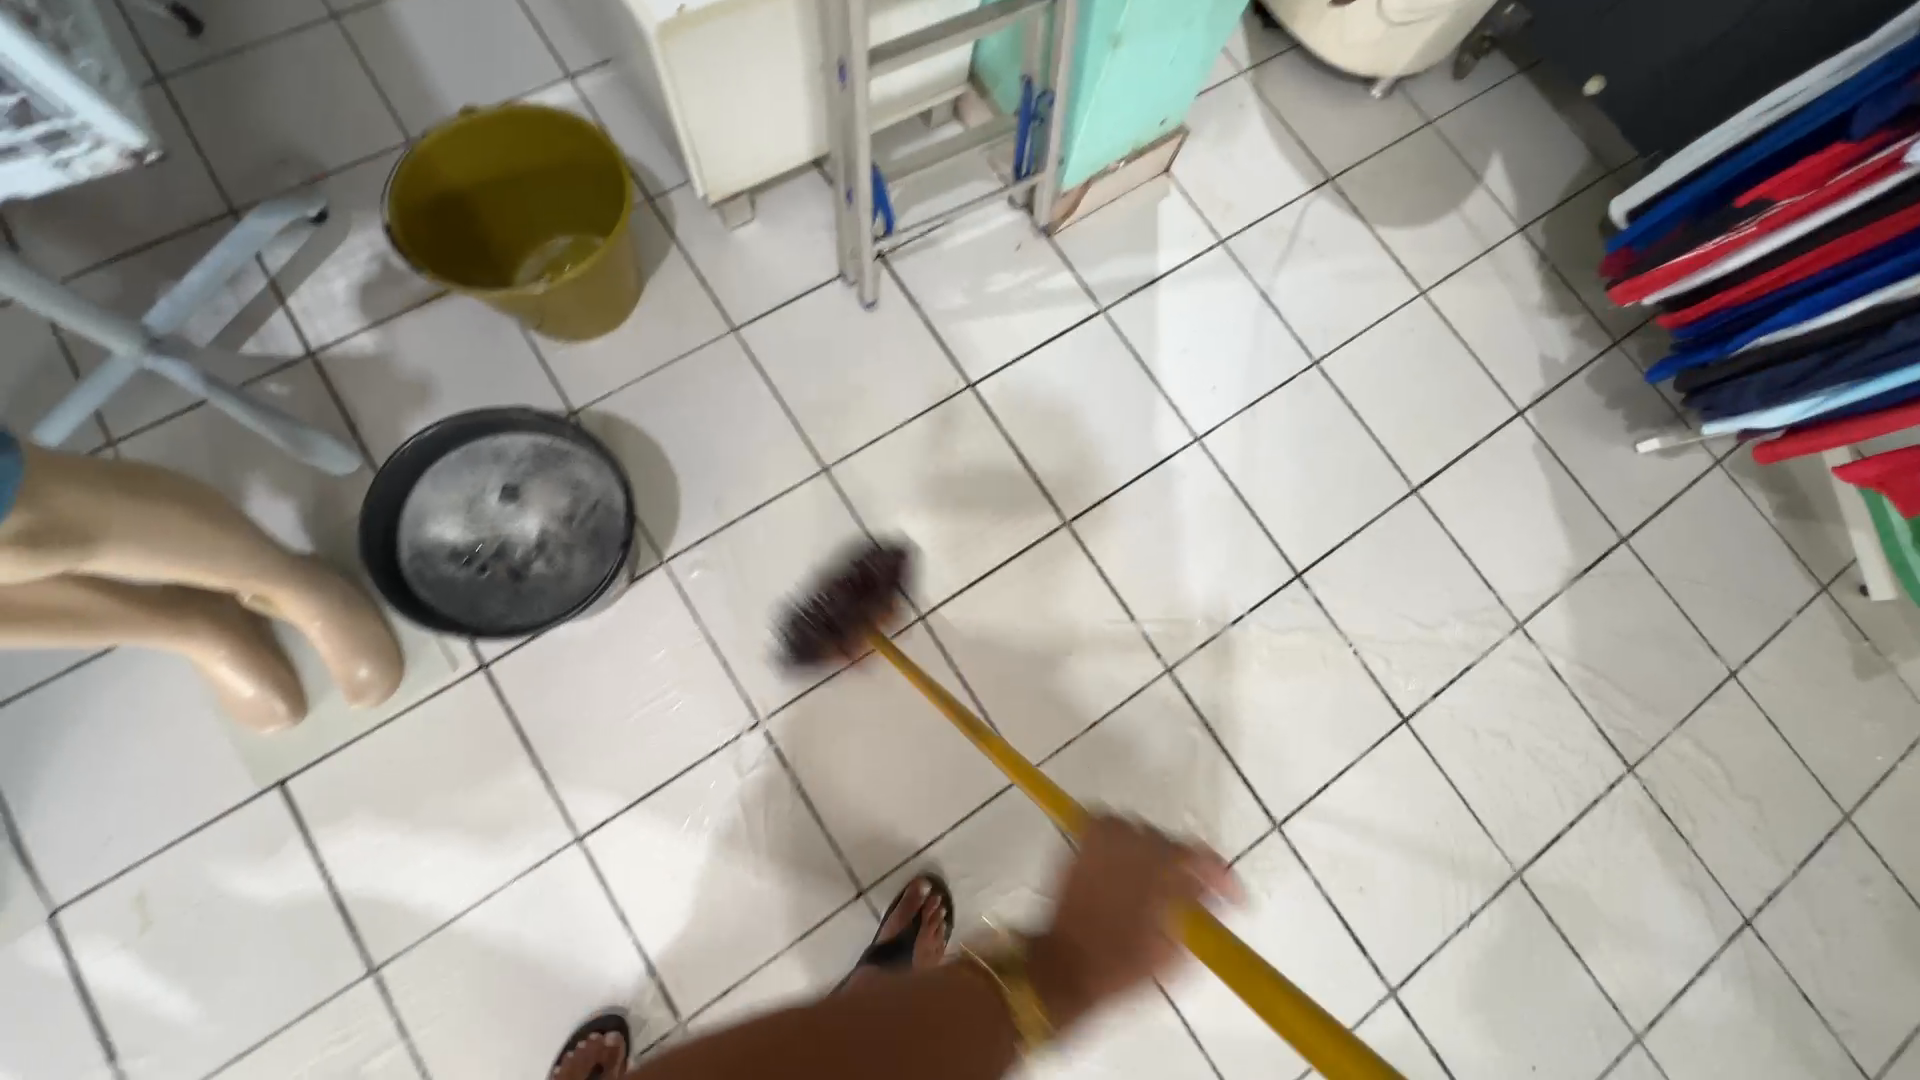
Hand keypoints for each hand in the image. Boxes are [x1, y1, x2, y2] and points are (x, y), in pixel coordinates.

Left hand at [1025, 816, 1234, 1029]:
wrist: (1067, 964)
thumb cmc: (1122, 966)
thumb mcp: (1173, 951)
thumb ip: (1196, 913)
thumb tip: (1213, 893)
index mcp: (1159, 875)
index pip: (1201, 858)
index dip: (1221, 875)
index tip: (1232, 895)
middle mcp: (1132, 848)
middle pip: (1169, 841)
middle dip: (1184, 864)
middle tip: (1190, 890)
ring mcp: (1103, 842)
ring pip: (1140, 829)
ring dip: (1152, 849)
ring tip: (1155, 875)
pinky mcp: (1081, 842)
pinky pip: (1107, 823)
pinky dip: (1120, 834)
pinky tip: (1125, 855)